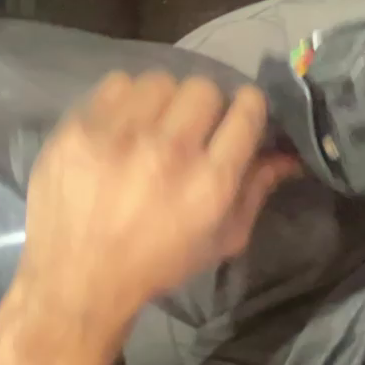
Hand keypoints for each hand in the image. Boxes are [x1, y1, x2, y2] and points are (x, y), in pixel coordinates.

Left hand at [0, 72, 299, 360]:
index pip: (247, 108)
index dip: (248, 108)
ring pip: (161, 81)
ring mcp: (118, 137)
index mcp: (210, 181)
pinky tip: (122, 125)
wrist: (76, 282)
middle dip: (205, 105)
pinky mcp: (79, 129)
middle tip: (192, 126)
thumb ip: (257, 190)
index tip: (238, 117)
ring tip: (153, 123)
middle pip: (205, 88)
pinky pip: (117, 84)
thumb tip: (288, 154)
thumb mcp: (221, 238)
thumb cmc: (158, 263)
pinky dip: (126, 100)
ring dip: (164, 100)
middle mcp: (168, 151)